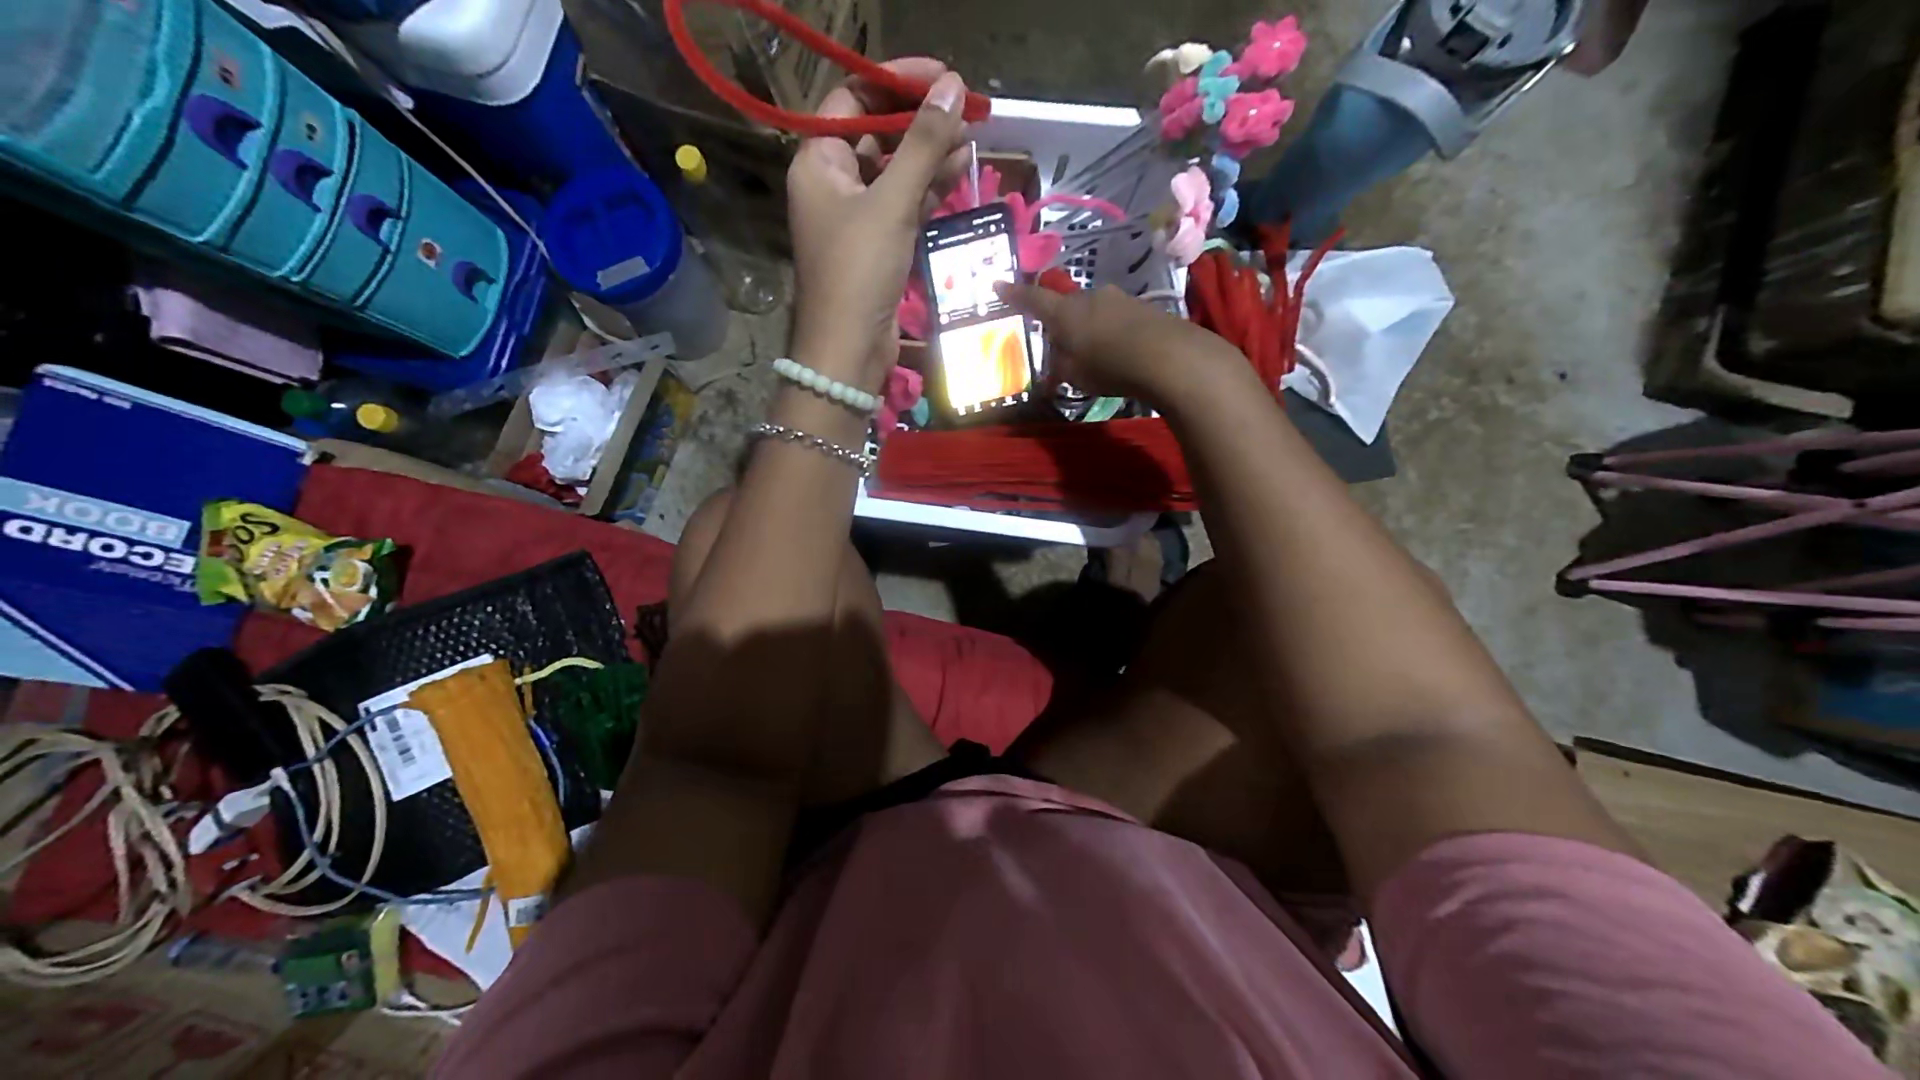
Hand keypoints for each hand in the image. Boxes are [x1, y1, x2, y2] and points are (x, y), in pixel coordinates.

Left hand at [787, 61, 968, 392]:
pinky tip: (961, 170)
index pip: (853, 99)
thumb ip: (923, 144)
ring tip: (972, 136)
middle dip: (920, 120)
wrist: (848, 349)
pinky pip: (906, 204)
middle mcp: (833, 183)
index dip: (895, 82)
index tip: (941, 78)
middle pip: (878, 134)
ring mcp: (857, 216)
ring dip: (931, 154)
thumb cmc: (859, 270)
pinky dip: (930, 188)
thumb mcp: (891, 202)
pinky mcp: (879, 244)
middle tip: (964, 109)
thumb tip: (953, 89)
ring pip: (897, 171)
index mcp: (818, 161)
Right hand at [998, 283, 1251, 409]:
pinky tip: (1119, 351)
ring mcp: (1119, 299)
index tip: (998, 285)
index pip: (1033, 299)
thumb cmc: (1109, 366)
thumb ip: (1060, 366)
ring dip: (1090, 328)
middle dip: (1061, 322)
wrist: (1168, 356)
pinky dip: (1112, 332)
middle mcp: (1090, 297)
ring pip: (1094, 311)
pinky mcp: (1143, 307)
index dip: (1014, 294)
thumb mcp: (1074, 375)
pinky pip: (1116, 318)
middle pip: (1067, 306)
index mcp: (1065, 312)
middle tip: (1060, 344)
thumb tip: (1056, 363)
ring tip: (1095, 353)